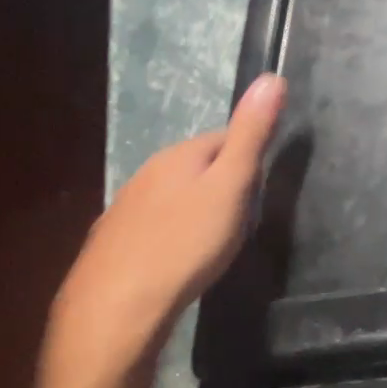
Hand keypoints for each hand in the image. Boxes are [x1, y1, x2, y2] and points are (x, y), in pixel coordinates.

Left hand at [43, 73, 285, 387]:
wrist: (116, 310)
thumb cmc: (185, 243)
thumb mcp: (232, 185)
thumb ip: (252, 134)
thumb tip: (271, 77)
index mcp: (177, 156)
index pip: (227, 137)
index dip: (253, 156)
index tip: (267, 185)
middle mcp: (146, 174)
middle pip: (201, 166)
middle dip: (227, 182)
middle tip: (249, 214)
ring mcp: (125, 209)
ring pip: (177, 195)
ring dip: (201, 207)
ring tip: (221, 237)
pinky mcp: (114, 244)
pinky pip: (158, 224)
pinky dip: (176, 233)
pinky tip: (184, 256)